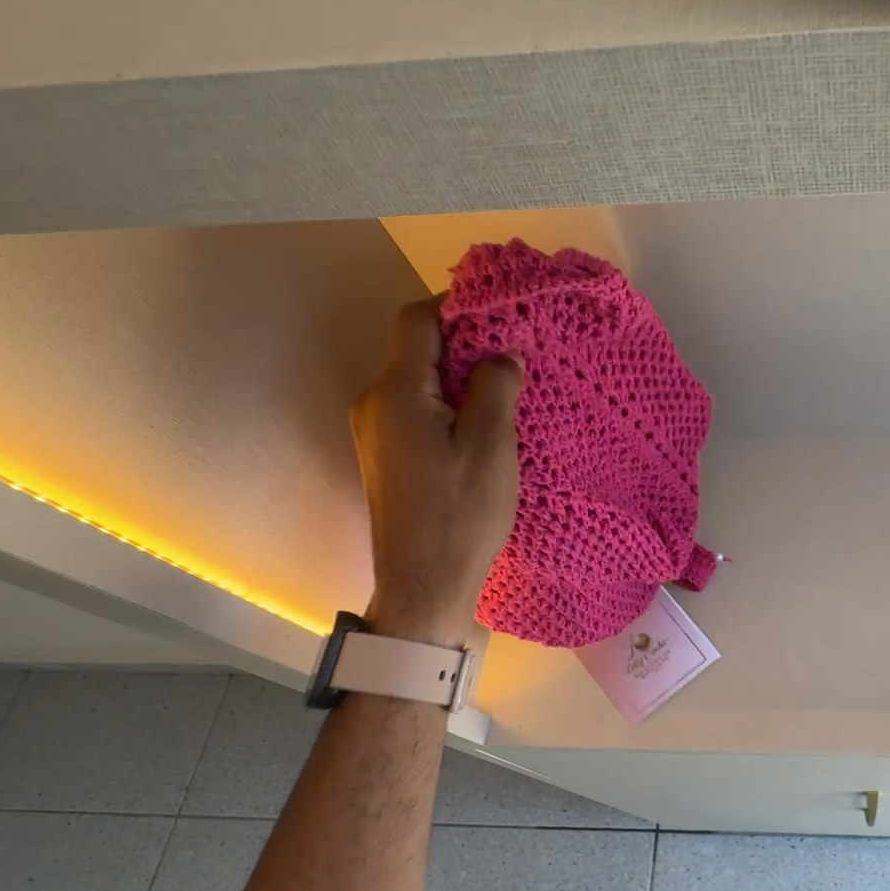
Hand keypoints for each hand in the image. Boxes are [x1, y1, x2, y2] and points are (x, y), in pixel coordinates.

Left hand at [350, 296, 522, 647]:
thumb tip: (501, 353)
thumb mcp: (491, 446)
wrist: (424, 584)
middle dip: (466, 344)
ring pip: (419, 381)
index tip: (502, 314)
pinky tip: (482, 425)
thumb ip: (496, 386)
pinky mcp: (385, 455)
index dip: (458, 306)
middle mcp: (374, 402)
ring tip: (507, 392)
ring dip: (460, 377)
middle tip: (516, 356)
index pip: (418, 320)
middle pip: (417, 349)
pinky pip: (417, 409)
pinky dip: (449, 404)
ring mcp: (375, 430)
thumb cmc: (461, 514)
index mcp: (396, 392)